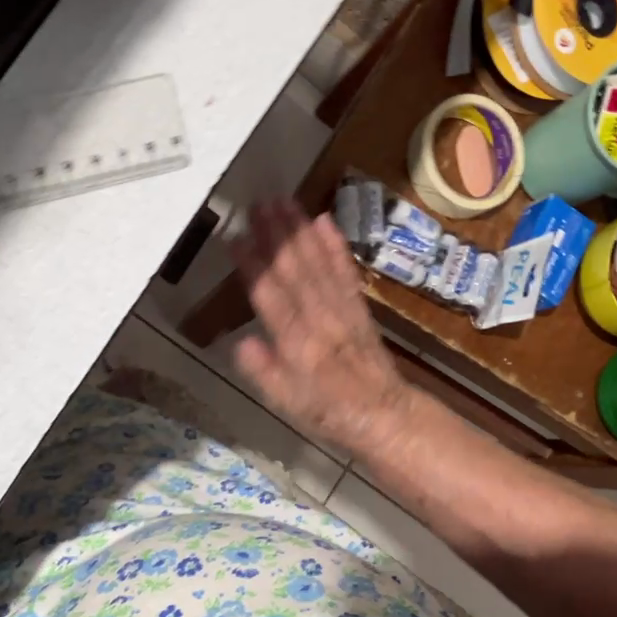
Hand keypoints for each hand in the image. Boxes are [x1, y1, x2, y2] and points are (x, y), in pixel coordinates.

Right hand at [229, 198, 420, 459]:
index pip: (270, 297)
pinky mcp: (359, 307)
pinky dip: (335, 245)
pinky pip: (345, 271)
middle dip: (275, 234)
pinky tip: (323, 221)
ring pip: (318, 262)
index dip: (252, 266)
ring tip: (283, 201)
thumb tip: (240, 343)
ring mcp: (342, 310)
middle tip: (257, 202)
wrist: (382, 415)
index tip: (234, 237)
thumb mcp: (287, 401)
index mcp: (298, 344)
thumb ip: (264, 371)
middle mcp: (321, 319)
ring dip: (300, 230)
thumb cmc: (327, 411)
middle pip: (294, 269)